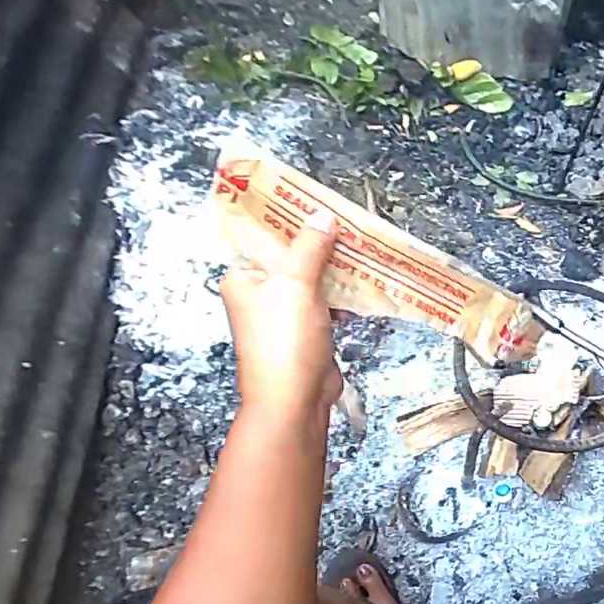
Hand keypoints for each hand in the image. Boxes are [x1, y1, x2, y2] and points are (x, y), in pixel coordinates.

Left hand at [221, 210, 342, 423]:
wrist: (295, 401)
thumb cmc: (283, 345)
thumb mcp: (296, 284)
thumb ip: (310, 248)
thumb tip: (322, 218)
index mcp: (243, 278)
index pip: (263, 237)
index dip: (289, 219)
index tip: (315, 203)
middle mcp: (261, 294)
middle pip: (292, 257)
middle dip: (320, 245)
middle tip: (345, 225)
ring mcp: (285, 314)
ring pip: (313, 281)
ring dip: (335, 272)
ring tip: (359, 253)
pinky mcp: (307, 331)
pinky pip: (326, 304)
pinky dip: (342, 298)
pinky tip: (359, 290)